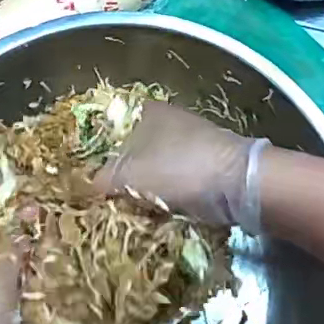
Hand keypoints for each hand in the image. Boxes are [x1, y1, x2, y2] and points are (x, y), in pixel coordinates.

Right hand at [94, 101, 266, 229]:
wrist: (241, 184)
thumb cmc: (179, 170)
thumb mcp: (131, 176)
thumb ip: (102, 179)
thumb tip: (83, 186)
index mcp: (145, 111)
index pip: (109, 125)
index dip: (94, 148)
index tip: (83, 174)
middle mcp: (166, 120)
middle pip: (131, 147)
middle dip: (118, 172)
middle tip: (101, 198)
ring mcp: (188, 142)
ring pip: (152, 166)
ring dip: (142, 187)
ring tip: (126, 211)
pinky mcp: (205, 165)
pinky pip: (173, 181)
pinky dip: (163, 195)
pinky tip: (156, 212)